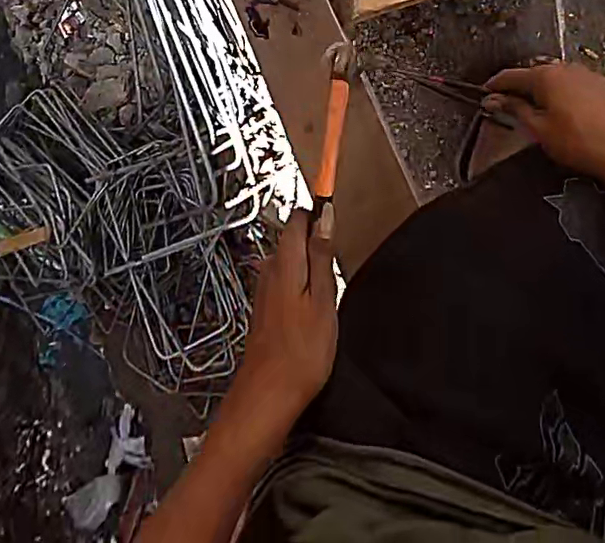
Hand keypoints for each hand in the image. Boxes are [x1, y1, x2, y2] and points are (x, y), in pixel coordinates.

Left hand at [230, 209, 337, 426]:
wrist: (270, 391)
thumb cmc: (302, 350)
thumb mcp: (324, 299)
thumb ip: (322, 255)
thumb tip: (325, 215)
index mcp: (285, 260)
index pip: (298, 218)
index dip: (317, 212)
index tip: (336, 215)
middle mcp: (270, 266)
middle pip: (294, 236)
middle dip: (316, 241)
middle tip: (339, 265)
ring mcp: (265, 285)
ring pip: (291, 258)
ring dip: (310, 264)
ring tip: (330, 291)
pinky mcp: (266, 302)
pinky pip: (287, 277)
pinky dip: (302, 281)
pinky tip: (314, 307)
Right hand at [482, 63, 604, 185]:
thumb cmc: (584, 144)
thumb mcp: (539, 130)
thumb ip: (515, 110)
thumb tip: (495, 100)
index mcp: (547, 76)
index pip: (511, 75)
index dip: (496, 85)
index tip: (487, 92)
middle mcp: (570, 70)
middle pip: (536, 73)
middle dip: (522, 86)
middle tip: (510, 102)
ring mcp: (594, 77)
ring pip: (561, 78)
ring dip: (547, 90)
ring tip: (541, 109)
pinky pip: (582, 86)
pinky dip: (570, 94)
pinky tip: (571, 113)